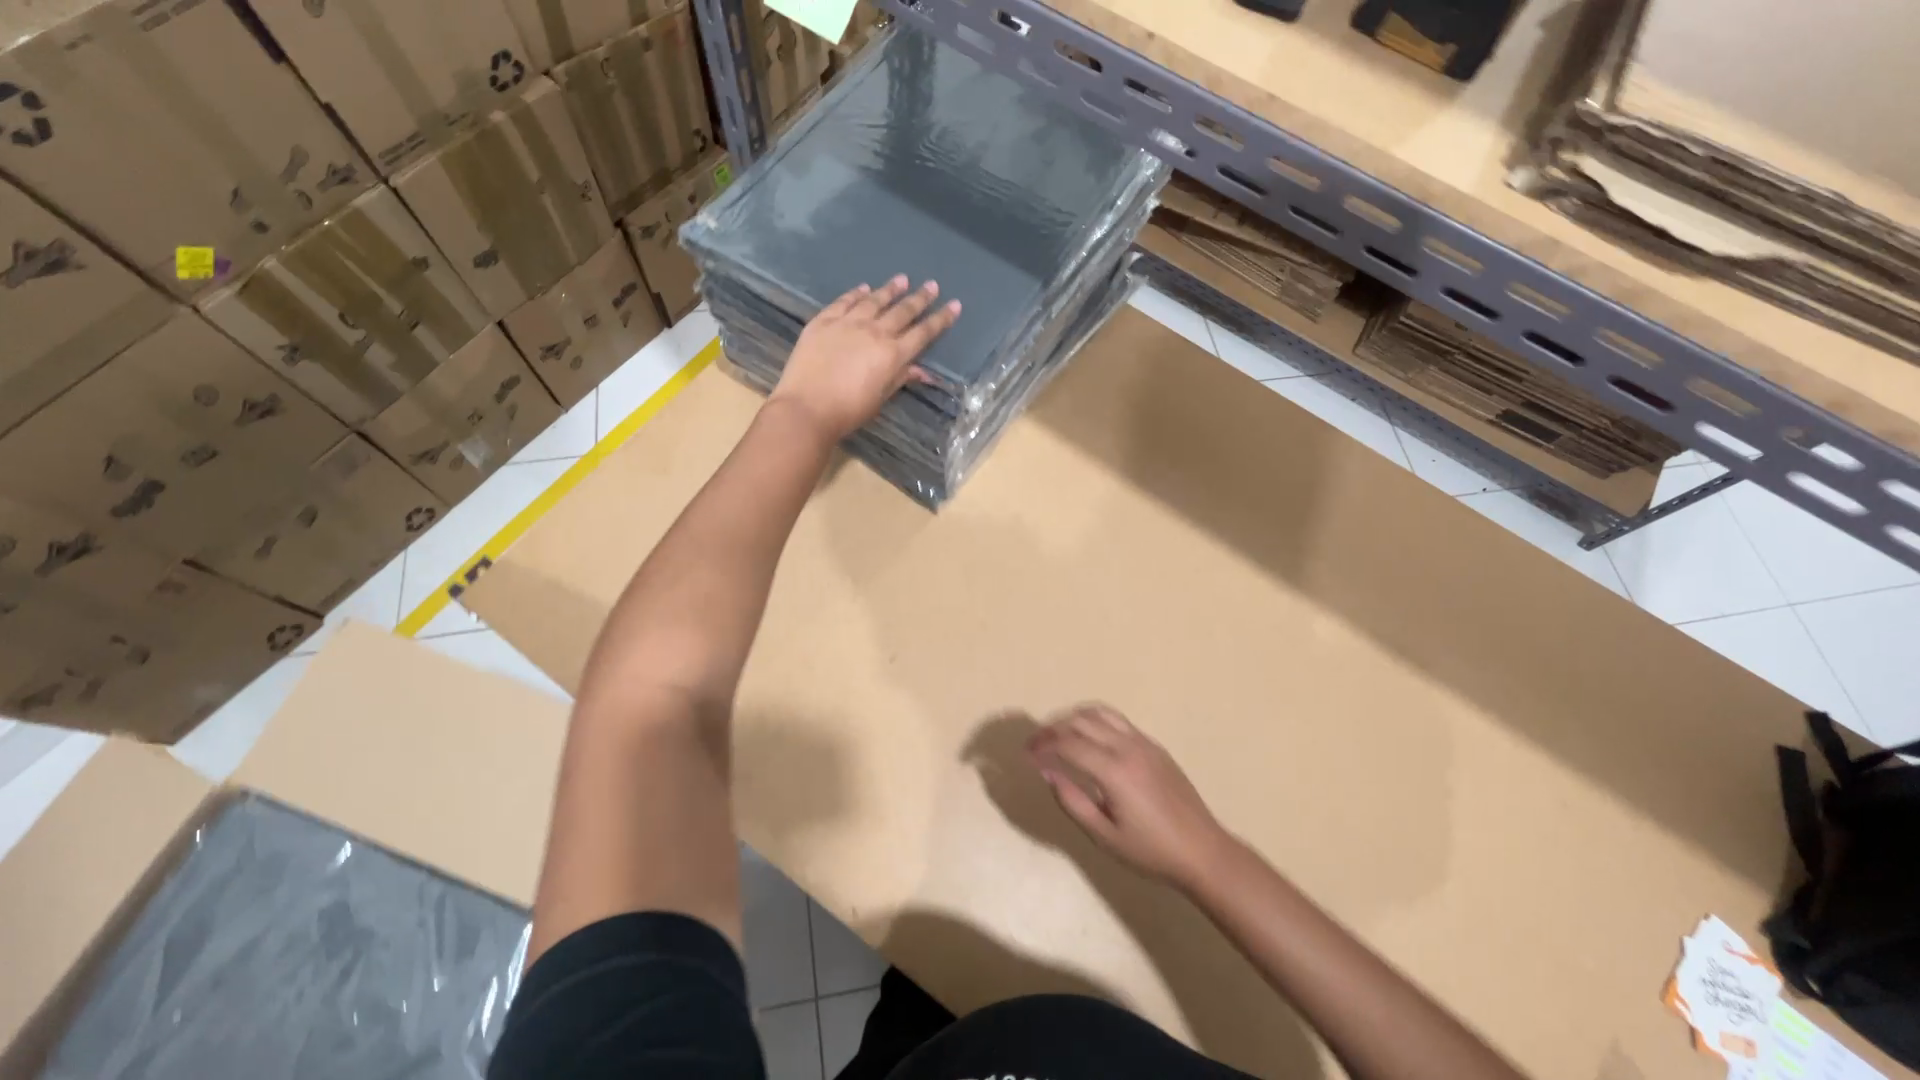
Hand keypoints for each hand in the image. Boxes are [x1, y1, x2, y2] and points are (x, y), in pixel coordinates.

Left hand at [769, 275, 960, 440]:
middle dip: (920, 298)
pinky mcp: (823, 321)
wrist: (806, 407)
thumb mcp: (880, 398)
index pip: (923, 333)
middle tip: (932, 285)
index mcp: (892, 354)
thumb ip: (900, 378)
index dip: (940, 319)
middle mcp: (874, 332)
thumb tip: (922, 371)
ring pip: (874, 300)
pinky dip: (856, 293)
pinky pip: (844, 302)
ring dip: (890, 290)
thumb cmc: (848, 411)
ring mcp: (847, 323)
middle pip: (902, 311)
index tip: (954, 305)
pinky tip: (863, 287)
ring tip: (902, 279)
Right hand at [1028, 704, 1233, 887]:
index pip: (1068, 744)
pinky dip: (1095, 722)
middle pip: (1081, 721)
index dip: (1042, 746)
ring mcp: (1144, 743)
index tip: (1026, 756)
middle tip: (1036, 746)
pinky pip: (1118, 722)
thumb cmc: (1151, 852)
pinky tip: (1089, 742)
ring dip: (1074, 719)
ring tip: (1058, 737)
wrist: (1202, 851)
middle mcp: (1128, 747)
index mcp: (1114, 771)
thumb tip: (1048, 774)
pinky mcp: (1155, 747)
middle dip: (1053, 729)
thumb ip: (1073, 802)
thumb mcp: (1104, 836)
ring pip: (1100, 713)